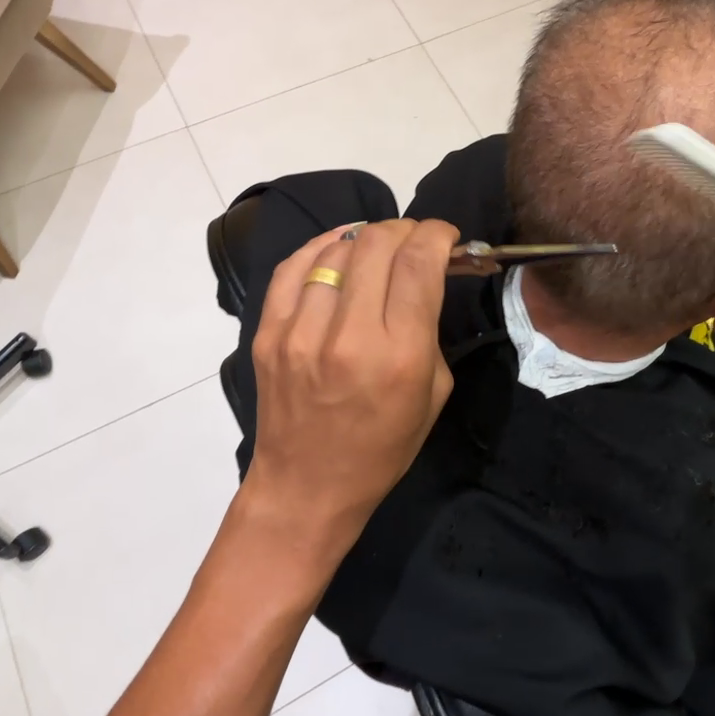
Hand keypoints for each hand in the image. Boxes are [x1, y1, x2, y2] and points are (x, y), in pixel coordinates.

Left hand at [242, 218, 459, 549]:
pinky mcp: (267, 334)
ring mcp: (300, 332)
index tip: (446, 236)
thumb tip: (426, 277)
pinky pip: (293, 267)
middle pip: (377, 244)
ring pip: (336, 249)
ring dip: (366, 238)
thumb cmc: (382, 448)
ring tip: (378, 246)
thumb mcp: (434, 394)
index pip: (419, 264)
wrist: (307, 486)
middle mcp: (349, 335)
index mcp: (399, 355)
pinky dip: (321, 247)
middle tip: (415, 239)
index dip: (437, 235)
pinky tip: (338, 247)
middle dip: (405, 229)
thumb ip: (430, 330)